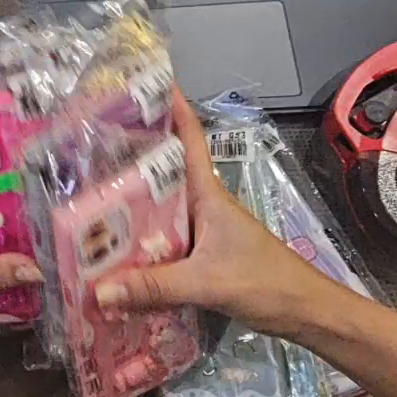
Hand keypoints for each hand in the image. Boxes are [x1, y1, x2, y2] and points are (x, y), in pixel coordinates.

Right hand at [94, 87, 348, 339]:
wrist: (309, 316)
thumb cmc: (267, 282)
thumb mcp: (209, 282)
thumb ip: (155, 287)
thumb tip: (98, 291)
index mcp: (207, 192)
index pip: (189, 137)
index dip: (170, 106)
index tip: (143, 80)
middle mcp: (200, 203)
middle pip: (161, 168)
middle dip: (130, 149)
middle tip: (89, 136)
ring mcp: (199, 229)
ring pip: (157, 204)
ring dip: (128, 197)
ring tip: (87, 187)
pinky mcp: (198, 255)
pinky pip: (159, 236)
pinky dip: (136, 236)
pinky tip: (112, 244)